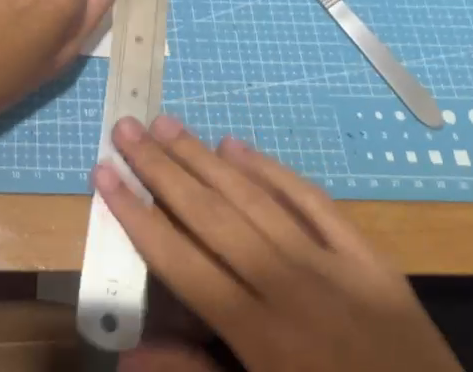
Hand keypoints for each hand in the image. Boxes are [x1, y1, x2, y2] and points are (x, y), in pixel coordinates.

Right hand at [96, 116, 460, 371]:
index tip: (103, 173)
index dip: (137, 215)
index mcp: (260, 336)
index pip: (181, 261)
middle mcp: (290, 288)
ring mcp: (334, 266)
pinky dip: (272, 171)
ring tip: (165, 123)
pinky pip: (314, 202)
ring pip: (255, 197)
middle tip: (124, 127)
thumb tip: (125, 352)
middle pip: (212, 215)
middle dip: (162, 169)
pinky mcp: (370, 258)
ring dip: (204, 158)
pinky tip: (237, 144)